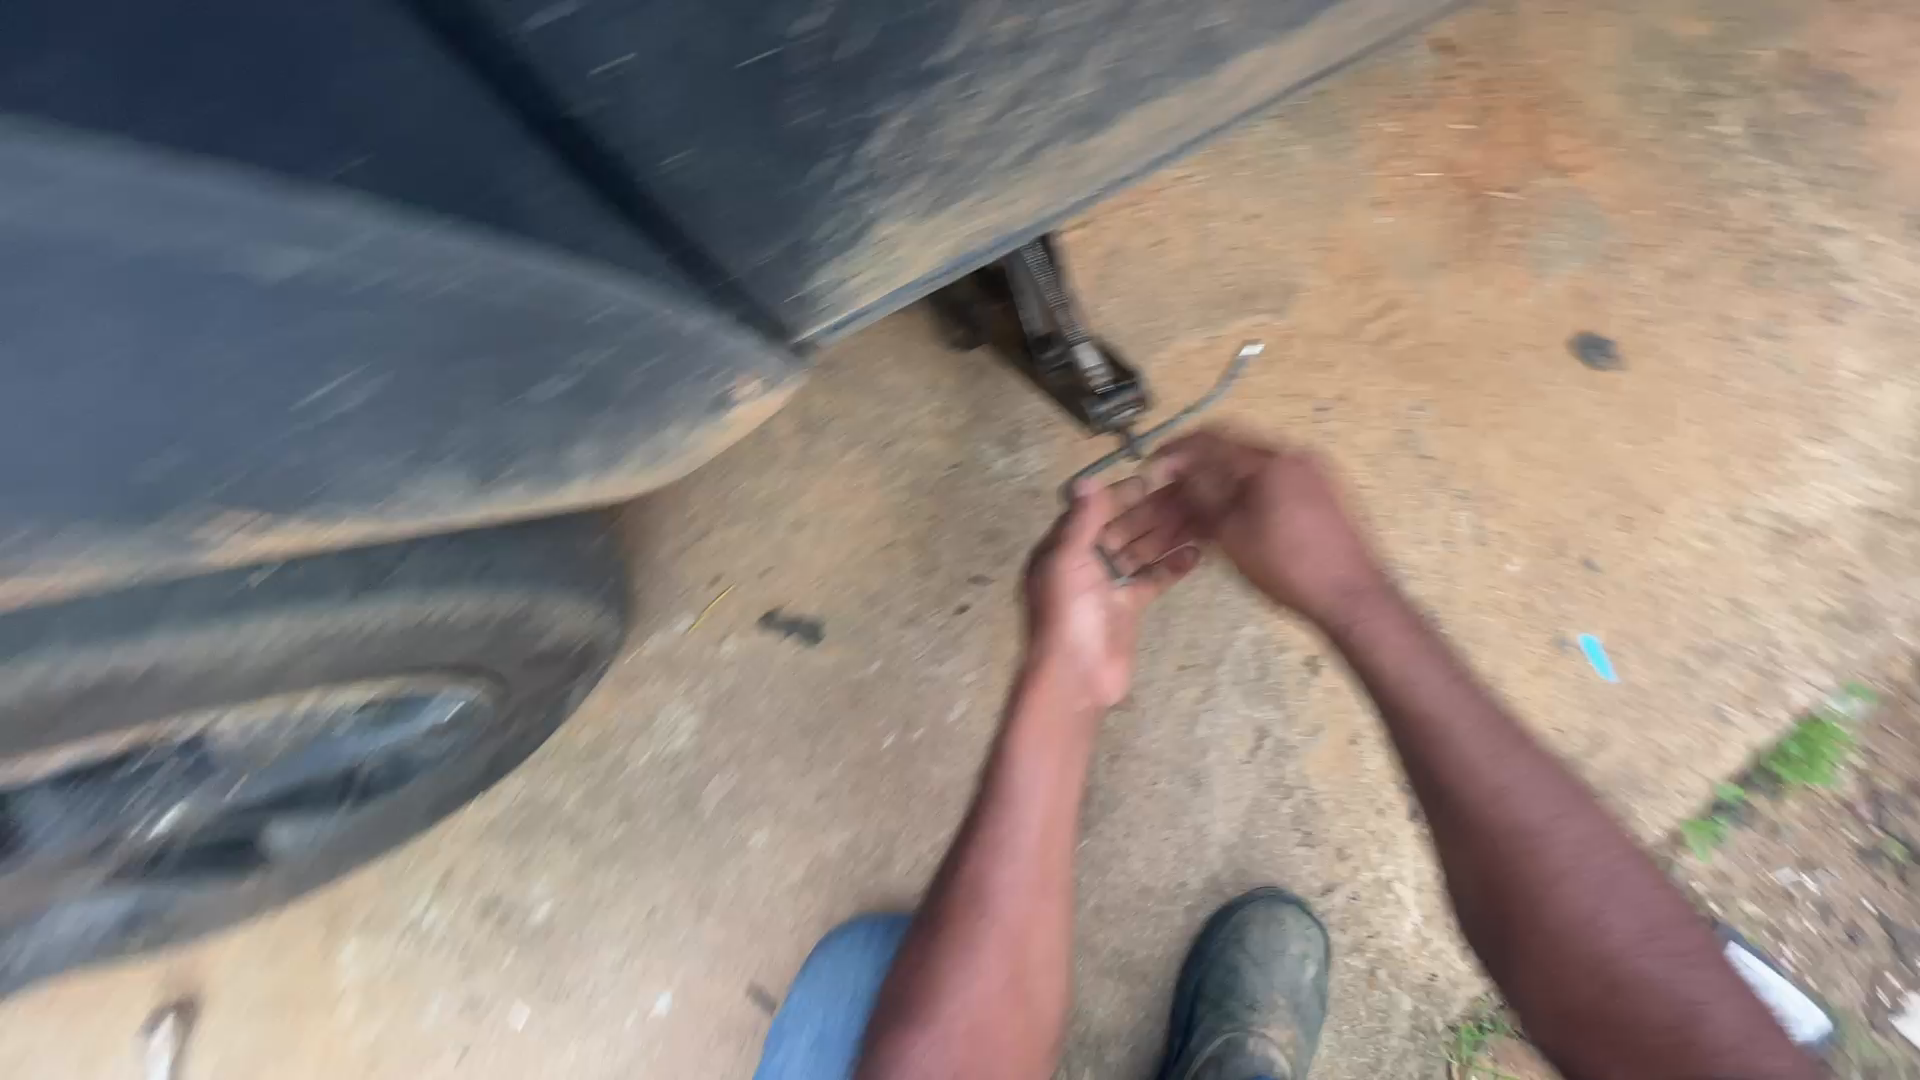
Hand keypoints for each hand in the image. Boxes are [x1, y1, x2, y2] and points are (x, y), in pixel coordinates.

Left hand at [1023, 478, 1200, 710]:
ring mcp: (1107, 586)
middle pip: (1119, 529)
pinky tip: (1196, 552)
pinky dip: (1171, 567)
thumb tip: (1085, 479)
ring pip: (1139, 552)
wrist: (1078, 675)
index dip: (1119, 496)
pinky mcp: (1128, 607)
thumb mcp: (1068, 560)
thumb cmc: (1068, 614)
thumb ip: (1081, 521)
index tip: (1151, 480)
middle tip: (1186, 494)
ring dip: (1165, 536)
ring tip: (1198, 516)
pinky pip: (1152, 580)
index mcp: (1062, 549)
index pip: (1092, 513)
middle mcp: (1084, 563)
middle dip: (1149, 513)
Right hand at [1099, 427, 1388, 628]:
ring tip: (1191, 513)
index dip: (1174, 451)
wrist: (1353, 597)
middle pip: (1229, 453)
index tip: (1150, 468)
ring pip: (1248, 471)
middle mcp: (1292, 457)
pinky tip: (1224, 520)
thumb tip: (1175, 470)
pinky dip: (1242, 496)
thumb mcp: (1231, 533)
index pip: (1210, 439)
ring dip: (1216, 486)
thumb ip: (1200, 495)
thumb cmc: (1287, 567)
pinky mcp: (1319, 494)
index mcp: (1270, 461)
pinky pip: (1269, 484)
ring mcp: (1310, 475)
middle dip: (1194, 472)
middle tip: (1167, 494)